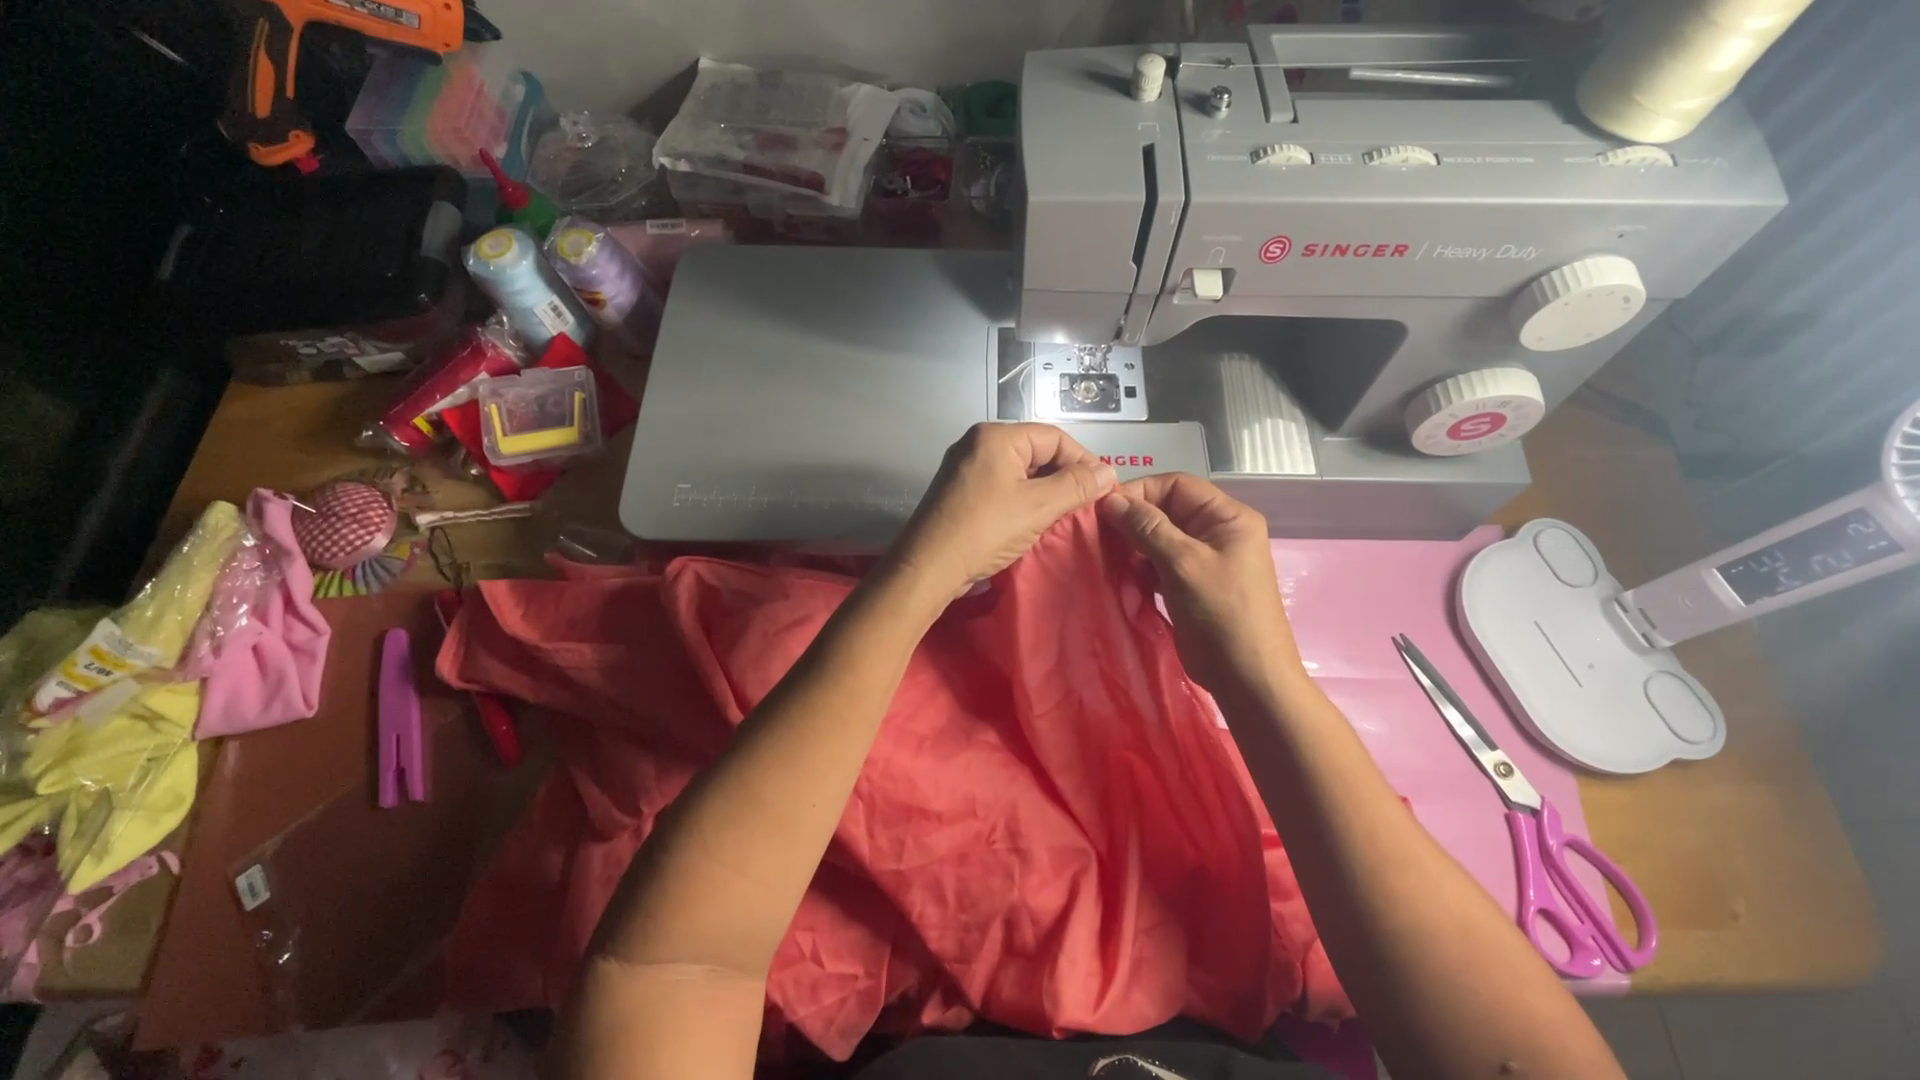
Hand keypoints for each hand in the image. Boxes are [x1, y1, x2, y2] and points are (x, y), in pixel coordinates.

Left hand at [889, 423, 1116, 597]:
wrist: (929, 567)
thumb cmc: (984, 531)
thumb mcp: (1038, 507)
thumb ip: (1076, 486)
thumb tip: (1108, 472)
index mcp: (996, 437)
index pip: (1054, 437)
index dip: (1084, 461)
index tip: (1103, 488)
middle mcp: (977, 444)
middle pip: (1036, 452)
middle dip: (1064, 477)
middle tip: (1087, 504)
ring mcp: (965, 468)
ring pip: (1020, 472)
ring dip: (1045, 491)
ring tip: (1065, 516)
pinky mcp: (959, 492)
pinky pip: (1002, 487)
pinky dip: (1023, 501)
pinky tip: (1035, 522)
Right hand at [1099, 473, 1302, 694]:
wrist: (1246, 676)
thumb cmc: (1222, 612)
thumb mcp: (1183, 563)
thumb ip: (1147, 527)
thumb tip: (1109, 499)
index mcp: (1228, 517)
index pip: (1177, 485)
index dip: (1140, 492)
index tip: (1103, 509)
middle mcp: (1217, 532)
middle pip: (1167, 510)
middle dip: (1133, 520)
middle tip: (1098, 534)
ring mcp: (1204, 560)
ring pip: (1160, 538)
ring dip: (1133, 545)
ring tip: (1106, 555)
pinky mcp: (1190, 585)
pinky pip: (1159, 564)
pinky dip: (1139, 567)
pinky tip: (1120, 575)